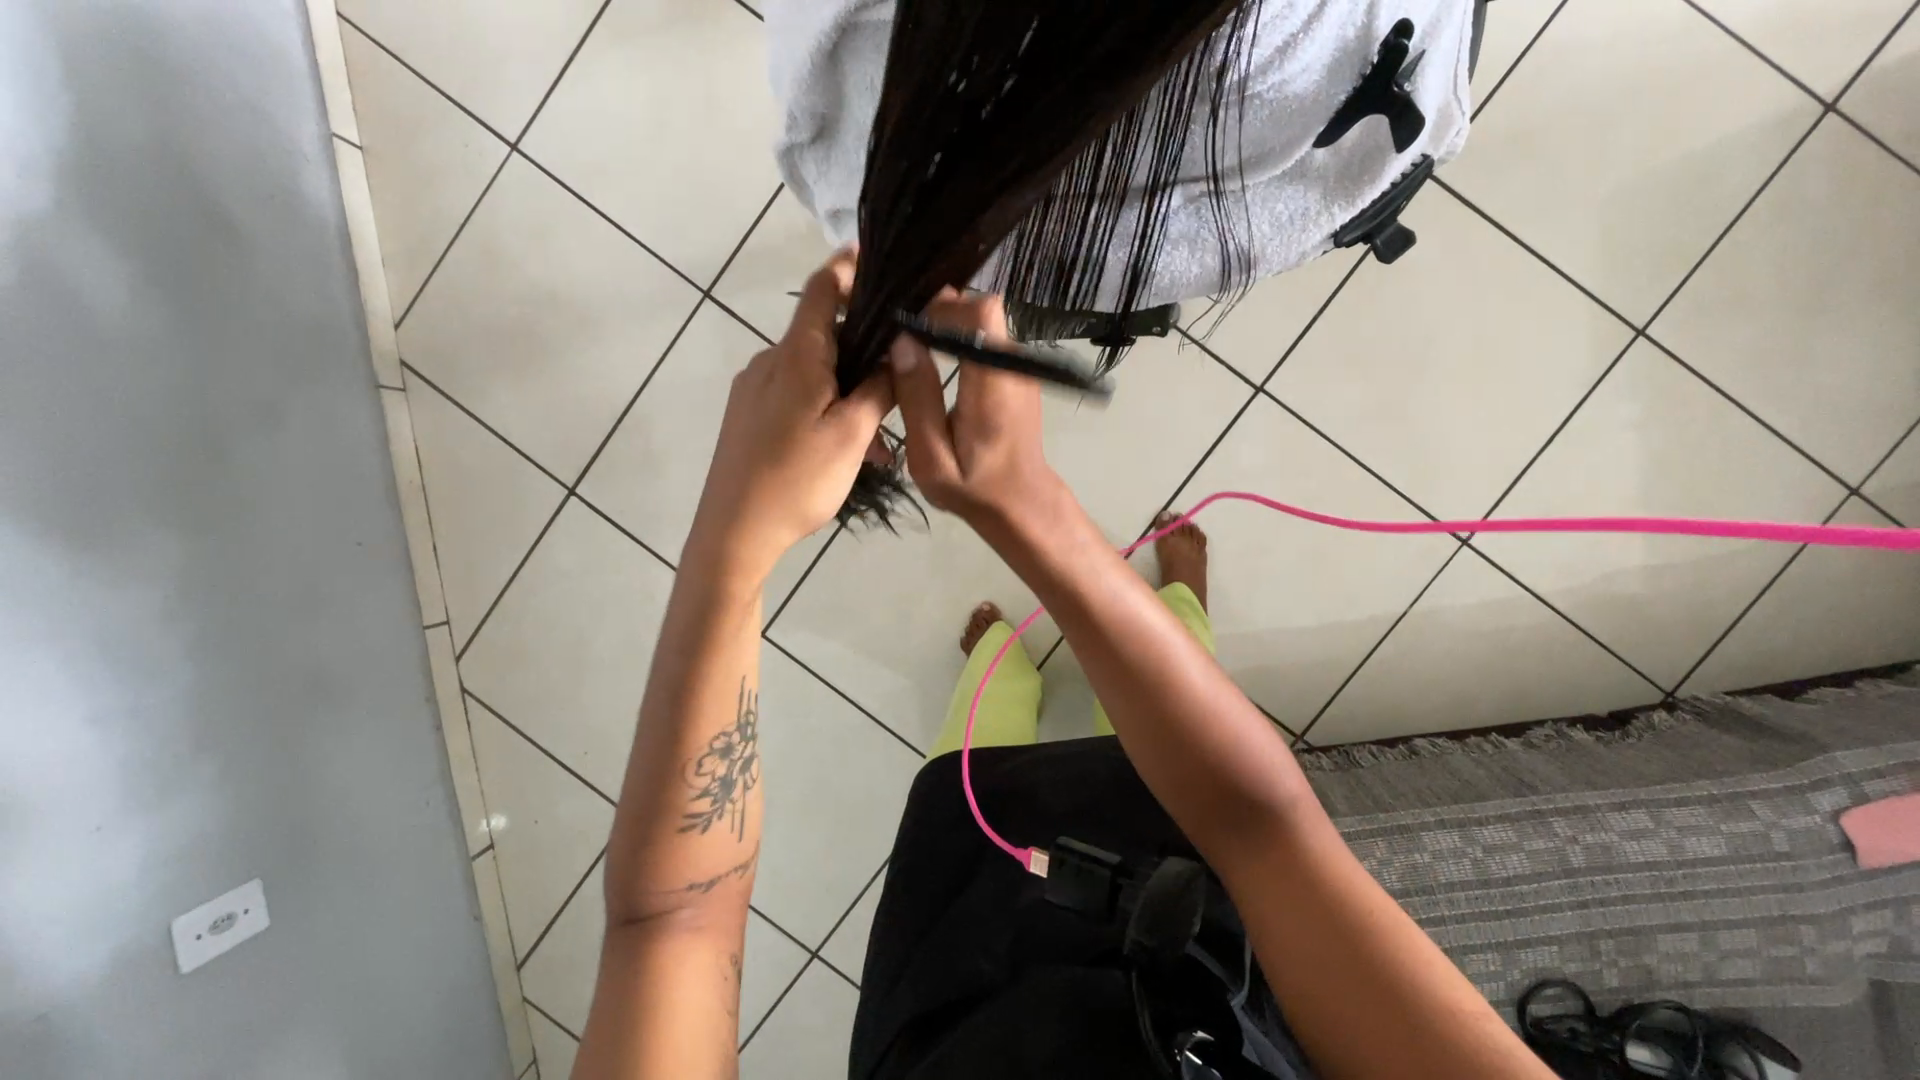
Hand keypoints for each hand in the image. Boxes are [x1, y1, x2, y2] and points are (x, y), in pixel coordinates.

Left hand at [687, 250, 891, 581]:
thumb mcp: (851, 436)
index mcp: (796, 356)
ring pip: (812, 375)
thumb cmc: (797, 480)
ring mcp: (752, 390)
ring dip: (847, 395)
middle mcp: (769, 361)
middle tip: (899, 386)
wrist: (733, 532)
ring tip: (877, 444)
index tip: (878, 261)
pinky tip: (844, 453)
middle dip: (863, 354)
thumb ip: (877, 389)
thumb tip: (894, 353)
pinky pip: (794, 398)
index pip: (821, 289)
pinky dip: (824, 412)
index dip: (849, 268)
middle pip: (823, 336)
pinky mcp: (746, 417)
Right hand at [888, 291, 1063, 532]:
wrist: (1020, 502)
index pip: (980, 314)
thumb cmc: (973, 487)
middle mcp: (1014, 365)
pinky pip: (986, 336)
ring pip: (982, 320)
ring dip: (947, 325)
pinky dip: (959, 338)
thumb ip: (917, 399)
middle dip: (939, 314)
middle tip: (903, 337)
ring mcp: (1020, 365)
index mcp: (992, 384)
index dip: (941, 309)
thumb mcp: (930, 456)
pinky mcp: (1017, 370)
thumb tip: (901, 342)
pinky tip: (936, 360)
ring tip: (914, 348)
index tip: (906, 328)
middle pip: (981, 309)